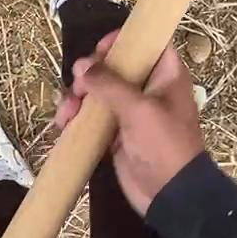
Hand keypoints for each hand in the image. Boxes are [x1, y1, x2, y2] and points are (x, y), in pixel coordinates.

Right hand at [56, 30, 205, 214]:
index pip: (145, 43)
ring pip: (97, 90)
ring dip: (78, 97)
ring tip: (67, 113)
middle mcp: (148, 88)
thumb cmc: (164, 145)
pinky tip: (65, 124)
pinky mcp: (116, 132)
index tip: (100, 50)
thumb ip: (109, 84)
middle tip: (78, 86)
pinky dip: (77, 117)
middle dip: (90, 73)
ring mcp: (130, 111)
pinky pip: (91, 116)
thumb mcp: (139, 110)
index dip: (122, 41)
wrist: (171, 196)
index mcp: (165, 75)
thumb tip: (82, 66)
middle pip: (114, 66)